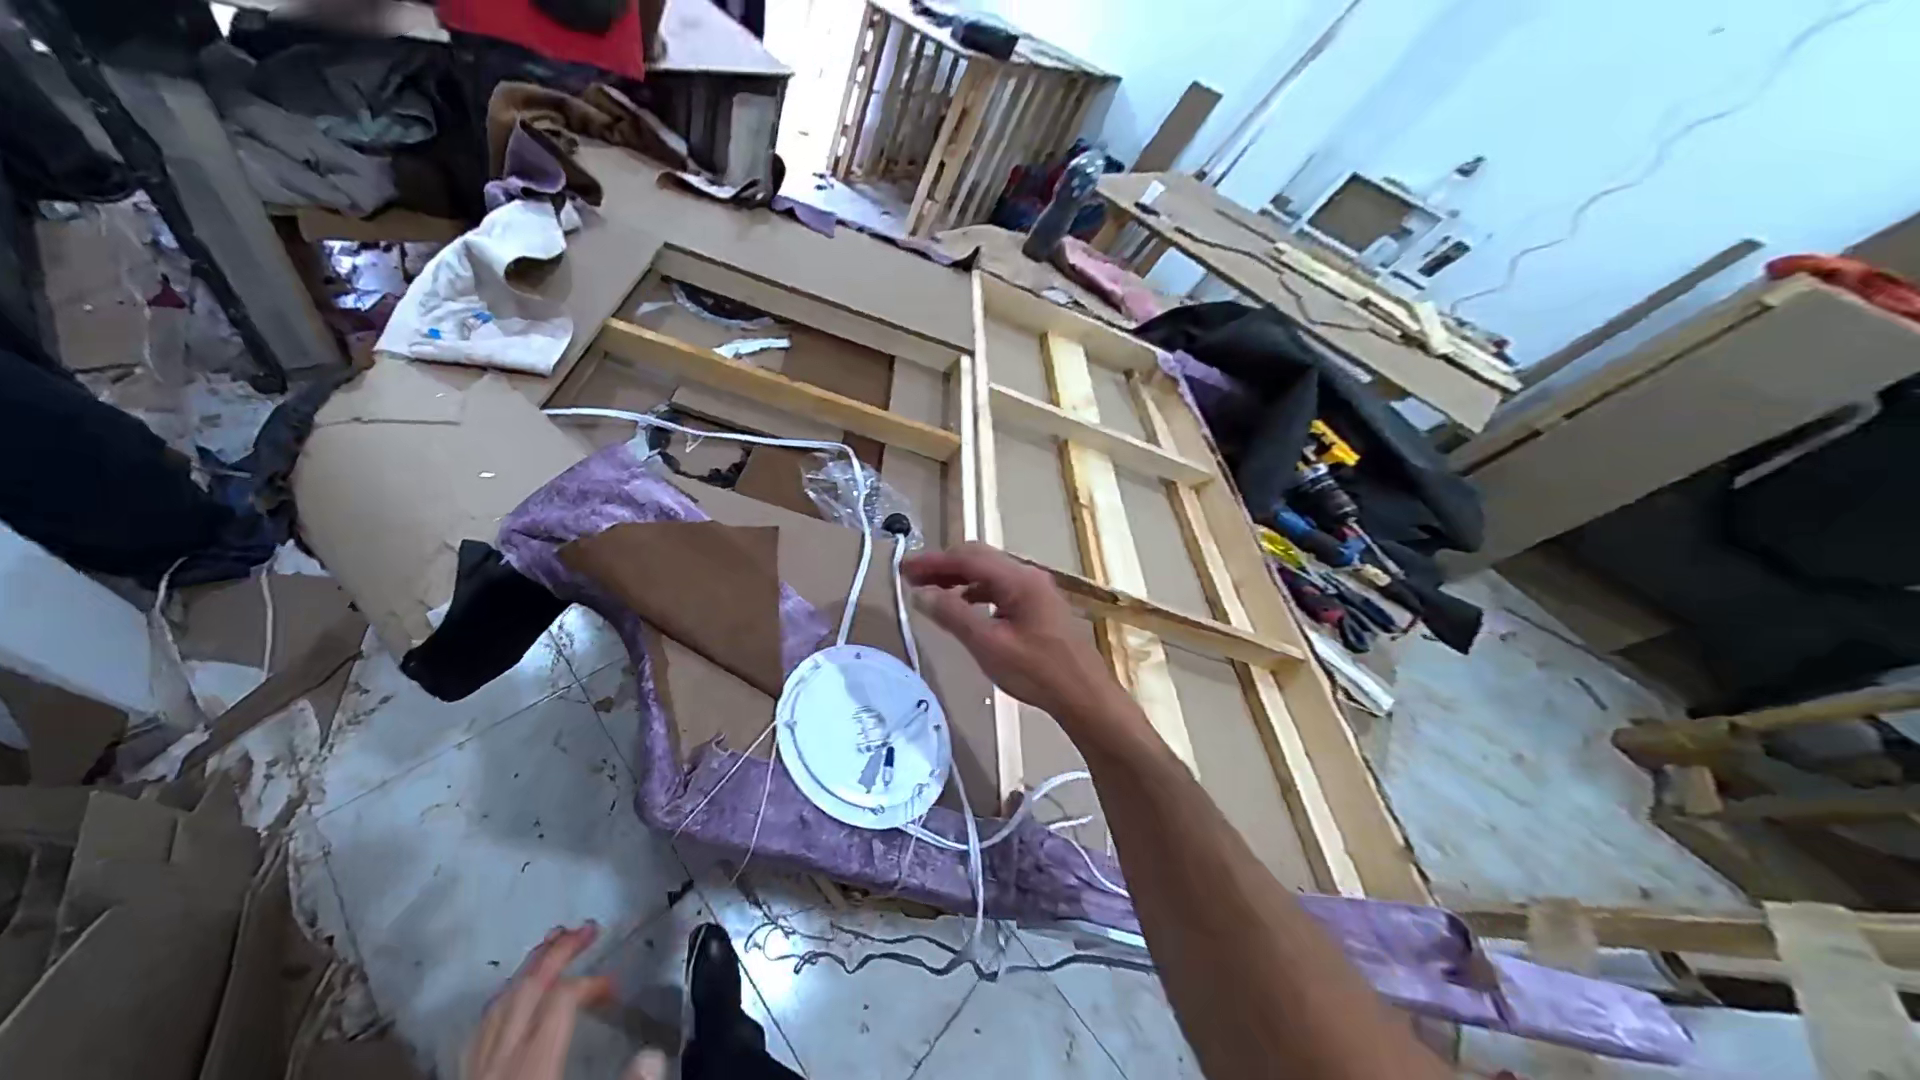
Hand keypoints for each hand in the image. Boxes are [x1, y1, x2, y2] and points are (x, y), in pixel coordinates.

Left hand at [464, 923, 665, 1079]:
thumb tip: (653, 1055)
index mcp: (531, 1072)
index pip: (559, 1003)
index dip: (590, 984)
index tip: (616, 988)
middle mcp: (497, 1068)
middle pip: (523, 993)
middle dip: (555, 955)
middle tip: (586, 928)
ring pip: (494, 1010)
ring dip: (525, 973)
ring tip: (551, 949)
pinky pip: (477, 1035)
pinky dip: (500, 1005)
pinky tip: (510, 1003)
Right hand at [903, 543, 1133, 733]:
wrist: (1084, 696)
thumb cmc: (1036, 672)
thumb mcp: (988, 645)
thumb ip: (953, 615)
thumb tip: (922, 594)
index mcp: (1018, 579)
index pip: (967, 557)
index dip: (933, 561)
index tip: (904, 569)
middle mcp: (1028, 576)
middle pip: (979, 559)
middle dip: (943, 567)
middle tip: (911, 579)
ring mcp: (1036, 590)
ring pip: (990, 574)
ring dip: (958, 579)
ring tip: (930, 594)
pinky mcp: (1039, 607)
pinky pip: (1000, 588)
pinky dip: (975, 592)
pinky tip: (963, 609)